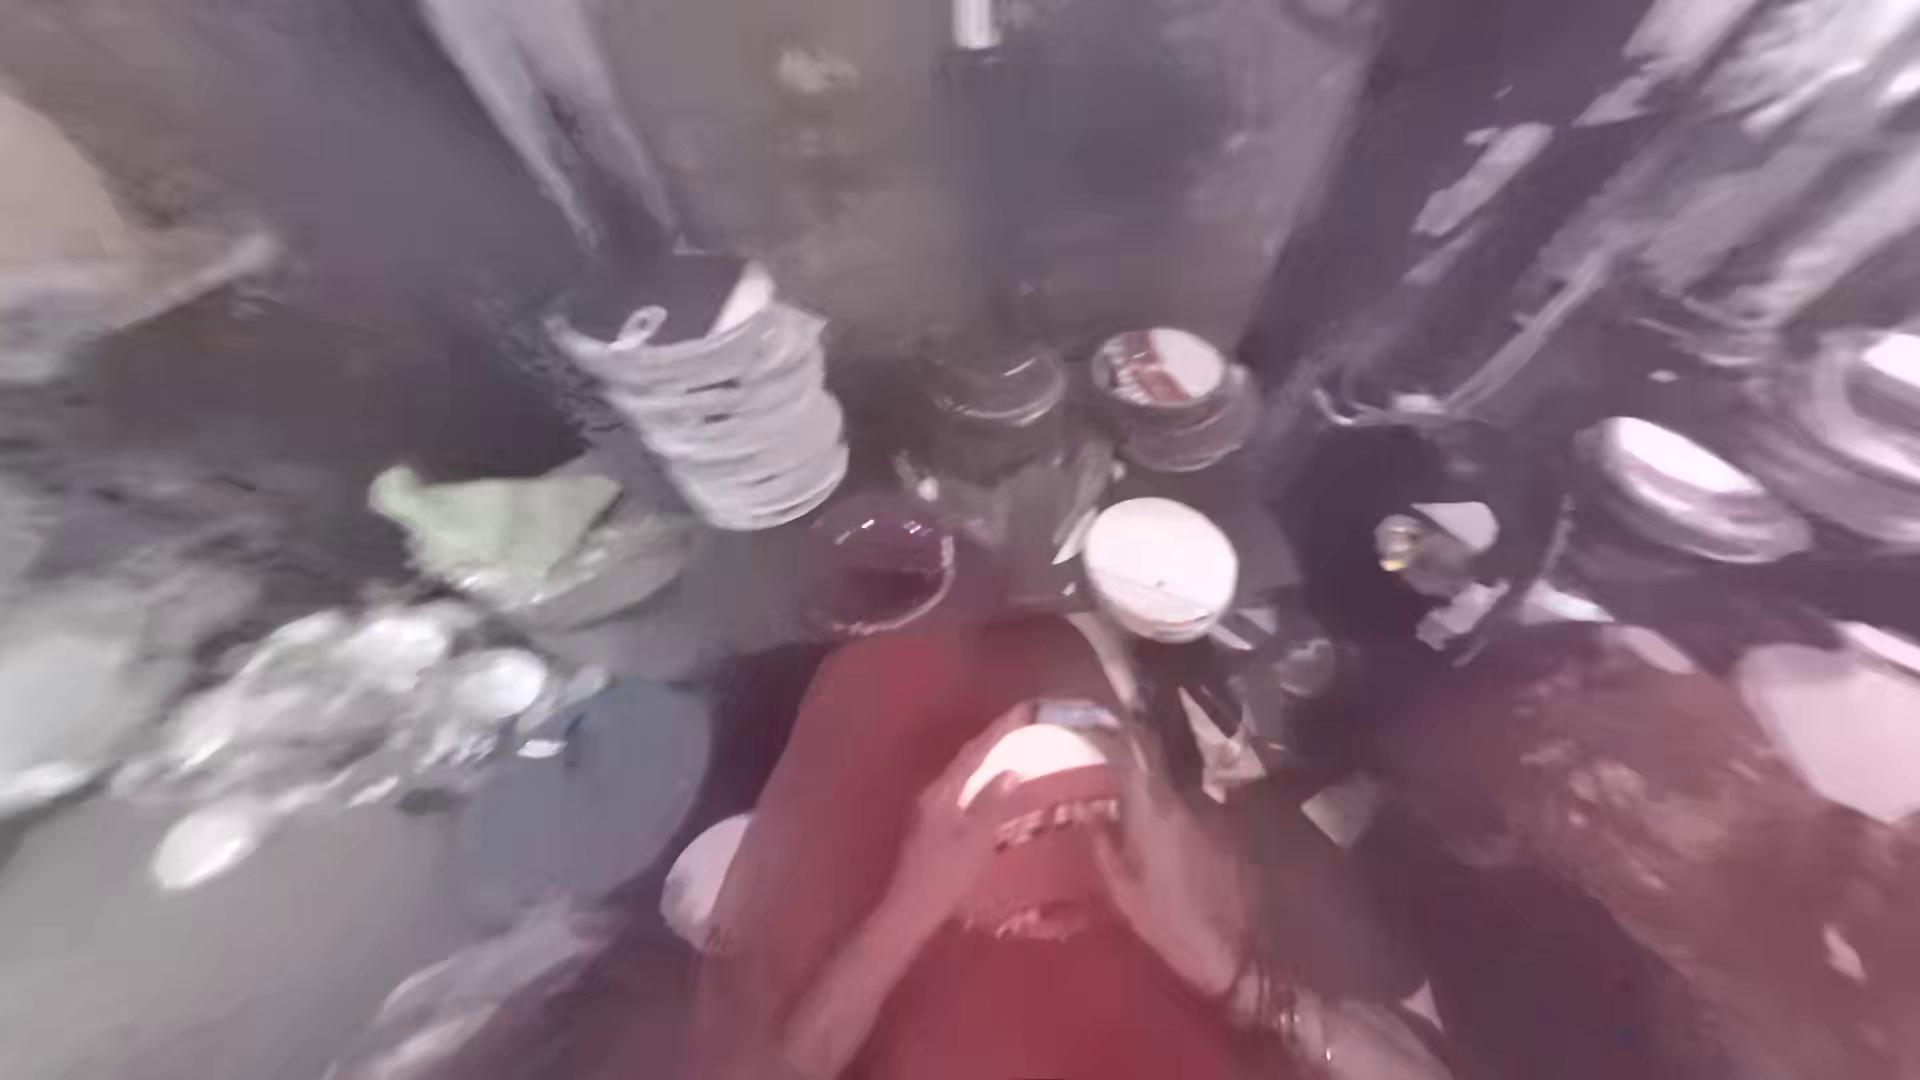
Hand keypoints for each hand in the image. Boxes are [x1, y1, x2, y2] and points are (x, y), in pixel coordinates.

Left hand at [885, 704, 1028, 929]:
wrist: (909, 910)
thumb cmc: (945, 875)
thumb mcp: (975, 840)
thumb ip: (993, 804)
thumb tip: (1010, 770)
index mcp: (943, 791)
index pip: (974, 752)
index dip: (998, 730)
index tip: (1021, 711)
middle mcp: (934, 792)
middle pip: (966, 758)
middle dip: (992, 739)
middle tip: (1018, 725)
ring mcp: (931, 807)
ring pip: (963, 773)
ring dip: (985, 758)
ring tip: (1009, 748)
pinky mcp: (933, 823)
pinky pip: (961, 789)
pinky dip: (979, 780)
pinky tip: (990, 788)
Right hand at [1092, 733, 1248, 997]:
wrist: (1229, 954)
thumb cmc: (1165, 922)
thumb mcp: (1122, 888)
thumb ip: (1100, 840)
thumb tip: (1079, 804)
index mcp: (1151, 812)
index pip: (1132, 761)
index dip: (1118, 741)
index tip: (1102, 730)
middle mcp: (1181, 803)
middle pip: (1153, 770)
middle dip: (1134, 764)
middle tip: (1115, 771)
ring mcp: (1208, 814)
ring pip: (1174, 788)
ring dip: (1157, 790)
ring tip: (1141, 806)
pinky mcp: (1225, 830)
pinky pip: (1193, 808)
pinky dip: (1179, 810)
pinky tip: (1172, 832)